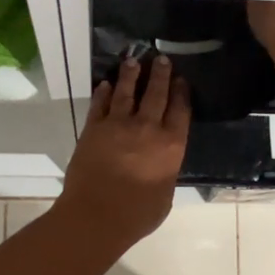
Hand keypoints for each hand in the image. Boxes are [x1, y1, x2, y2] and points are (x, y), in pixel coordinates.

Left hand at [57, 55, 191, 244]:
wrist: (96, 216)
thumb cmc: (137, 215)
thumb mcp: (165, 196)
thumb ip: (165, 172)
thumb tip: (162, 165)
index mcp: (171, 146)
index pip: (180, 111)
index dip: (181, 93)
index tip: (181, 79)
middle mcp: (147, 128)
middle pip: (155, 94)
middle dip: (160, 75)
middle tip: (160, 59)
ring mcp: (118, 126)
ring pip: (126, 93)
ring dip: (130, 75)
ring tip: (132, 61)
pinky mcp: (93, 129)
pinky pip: (99, 104)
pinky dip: (103, 93)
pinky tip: (105, 84)